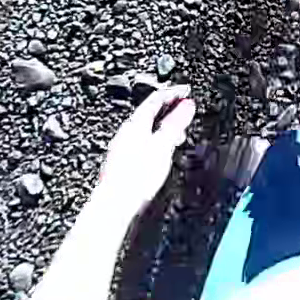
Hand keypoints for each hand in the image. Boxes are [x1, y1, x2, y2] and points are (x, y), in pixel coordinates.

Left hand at [93, 85, 194, 218]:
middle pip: (150, 113)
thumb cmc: (135, 177)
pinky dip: (156, 141)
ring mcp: (122, 148)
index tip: (187, 91)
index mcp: (136, 123)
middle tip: (186, 113)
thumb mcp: (163, 145)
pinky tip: (160, 154)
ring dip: (164, 127)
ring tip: (177, 136)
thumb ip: (176, 123)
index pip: (156, 98)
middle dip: (170, 111)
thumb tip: (187, 105)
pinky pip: (142, 143)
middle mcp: (127, 132)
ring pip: (146, 129)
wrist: (112, 209)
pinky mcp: (121, 164)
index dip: (174, 93)